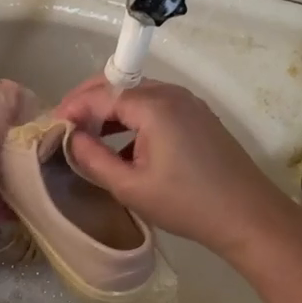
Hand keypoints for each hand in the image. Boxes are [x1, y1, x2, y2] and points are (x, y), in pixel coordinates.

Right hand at [55, 77, 294, 261]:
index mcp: (154, 106)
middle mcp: (170, 94)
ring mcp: (187, 103)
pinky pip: (154, 106)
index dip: (72, 108)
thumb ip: (94, 159)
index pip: (100, 94)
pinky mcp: (197, 116)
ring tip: (88, 137)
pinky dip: (131, 118)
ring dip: (109, 110)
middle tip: (65, 127)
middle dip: (87, 102)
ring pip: (136, 95)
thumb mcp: (131, 188)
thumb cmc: (188, 204)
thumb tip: (70, 138)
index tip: (51, 127)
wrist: (251, 217)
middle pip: (117, 85)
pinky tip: (121, 145)